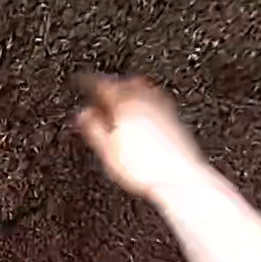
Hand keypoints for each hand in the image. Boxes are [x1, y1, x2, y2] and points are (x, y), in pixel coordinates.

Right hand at [73, 73, 208, 199]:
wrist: (177, 179)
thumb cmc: (144, 169)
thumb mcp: (107, 151)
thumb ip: (94, 128)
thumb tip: (83, 114)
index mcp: (125, 106)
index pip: (103, 86)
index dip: (90, 82)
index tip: (83, 82)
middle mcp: (145, 101)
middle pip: (126, 83)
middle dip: (112, 84)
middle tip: (101, 88)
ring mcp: (162, 109)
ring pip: (143, 89)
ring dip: (130, 88)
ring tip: (122, 96)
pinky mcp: (175, 120)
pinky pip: (157, 100)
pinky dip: (146, 99)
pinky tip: (145, 111)